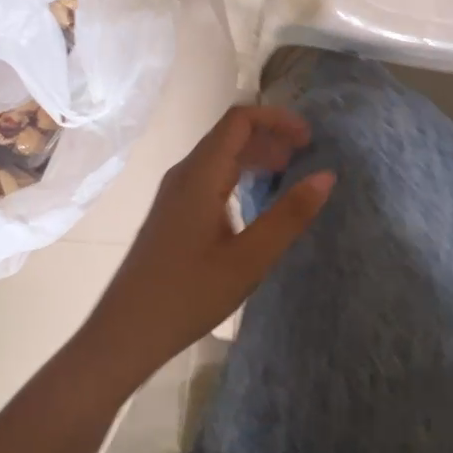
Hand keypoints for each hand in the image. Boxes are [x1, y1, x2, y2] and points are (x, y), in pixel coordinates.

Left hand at [78, 106, 334, 378]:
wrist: (126, 332)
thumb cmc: (189, 295)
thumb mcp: (250, 259)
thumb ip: (289, 215)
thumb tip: (326, 176)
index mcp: (200, 175)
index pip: (239, 120)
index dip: (277, 119)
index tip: (309, 140)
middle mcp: (184, 174)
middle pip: (230, 134)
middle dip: (271, 137)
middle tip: (305, 159)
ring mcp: (174, 193)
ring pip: (219, 155)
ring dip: (255, 156)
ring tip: (287, 177)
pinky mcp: (172, 212)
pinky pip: (210, 175)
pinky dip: (239, 174)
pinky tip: (254, 203)